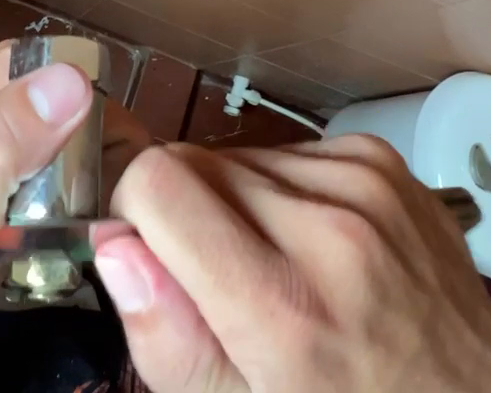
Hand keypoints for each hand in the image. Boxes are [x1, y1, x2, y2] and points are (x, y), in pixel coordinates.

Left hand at [0, 42, 147, 391]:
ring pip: (101, 143)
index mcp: (9, 72)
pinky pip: (84, 165)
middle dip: (122, 173)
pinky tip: (77, 236)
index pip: (105, 87)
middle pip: (109, 116)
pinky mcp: (26, 154)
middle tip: (107, 234)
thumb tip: (71, 80)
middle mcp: (21, 82)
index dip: (125, 144)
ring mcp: (24, 118)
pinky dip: (91, 199)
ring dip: (109, 191)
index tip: (127, 204)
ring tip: (94, 240)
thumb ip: (3, 139)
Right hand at [94, 135, 490, 392]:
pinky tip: (313, 241)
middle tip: (226, 279)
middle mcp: (327, 227)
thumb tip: (114, 242)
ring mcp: (360, 182)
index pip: (158, 181)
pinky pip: (281, 152)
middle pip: (190, 163)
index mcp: (286, 305)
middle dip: (187, 214)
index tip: (158, 258)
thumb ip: (167, 338)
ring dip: (235, 202)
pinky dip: (278, 191)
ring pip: (234, 155)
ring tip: (279, 263)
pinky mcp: (376, 157)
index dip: (138, 215)